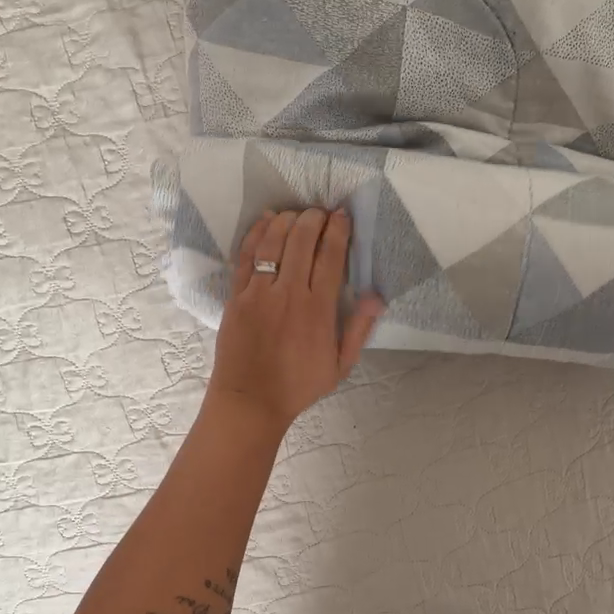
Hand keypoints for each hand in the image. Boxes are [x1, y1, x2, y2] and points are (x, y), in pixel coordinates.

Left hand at [206, 208, 383, 435]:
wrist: (250, 400)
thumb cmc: (299, 386)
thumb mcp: (340, 365)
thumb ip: (359, 329)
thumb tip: (377, 296)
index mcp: (318, 309)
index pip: (331, 256)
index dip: (338, 230)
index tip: (343, 216)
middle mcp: (289, 294)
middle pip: (302, 240)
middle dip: (314, 218)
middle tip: (321, 212)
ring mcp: (259, 292)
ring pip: (273, 242)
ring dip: (287, 220)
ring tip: (296, 213)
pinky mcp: (236, 296)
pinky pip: (246, 256)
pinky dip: (257, 233)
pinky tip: (267, 222)